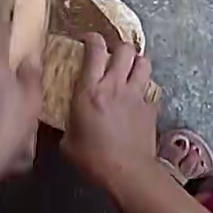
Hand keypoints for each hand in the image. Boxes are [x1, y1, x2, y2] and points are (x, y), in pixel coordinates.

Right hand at [60, 34, 158, 191]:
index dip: (92, 38)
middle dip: (118, 46)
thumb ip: (65, 125)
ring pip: (143, 63)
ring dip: (136, 61)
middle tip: (110, 53)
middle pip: (125, 49)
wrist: (127, 174)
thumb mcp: (67, 141)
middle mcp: (115, 86)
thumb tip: (61, 124)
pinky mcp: (151, 109)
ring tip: (128, 68)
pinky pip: (151, 90)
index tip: (87, 39)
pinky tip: (137, 98)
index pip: (95, 50)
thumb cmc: (92, 158)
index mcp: (90, 90)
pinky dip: (145, 89)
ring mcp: (136, 96)